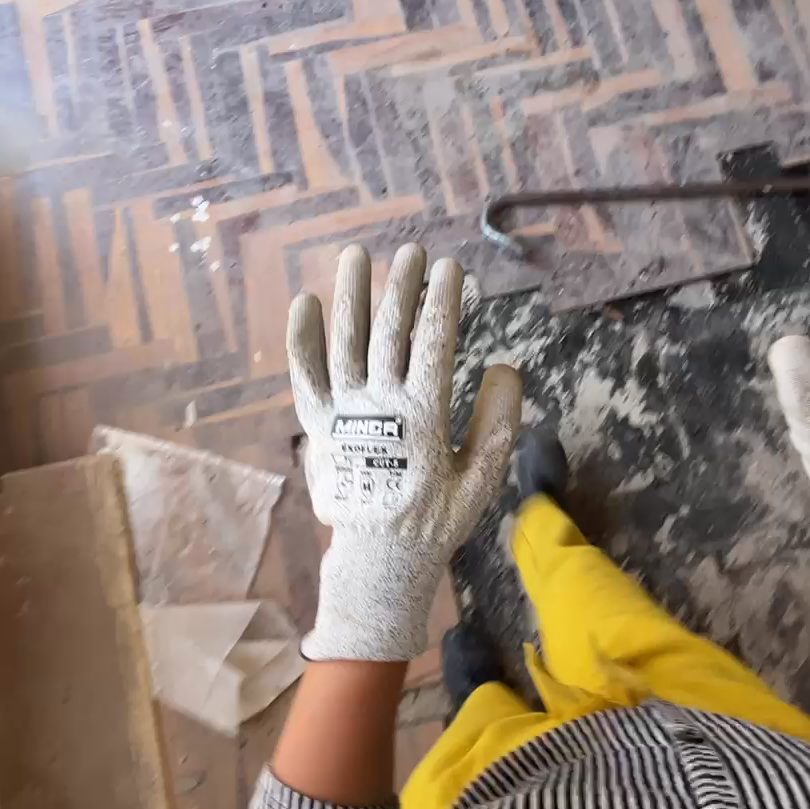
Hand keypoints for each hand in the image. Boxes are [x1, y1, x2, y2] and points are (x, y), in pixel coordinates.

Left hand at [289, 244, 521, 661]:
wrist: (378, 557)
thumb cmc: (435, 516)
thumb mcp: (482, 480)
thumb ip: (497, 424)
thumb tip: (507, 368)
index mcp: (424, 418)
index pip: (435, 345)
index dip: (443, 302)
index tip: (450, 267)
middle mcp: (380, 407)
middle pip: (389, 333)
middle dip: (400, 287)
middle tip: (410, 251)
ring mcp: (343, 413)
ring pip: (344, 343)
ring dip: (350, 296)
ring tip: (356, 256)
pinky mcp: (316, 424)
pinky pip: (304, 376)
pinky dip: (302, 339)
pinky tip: (305, 302)